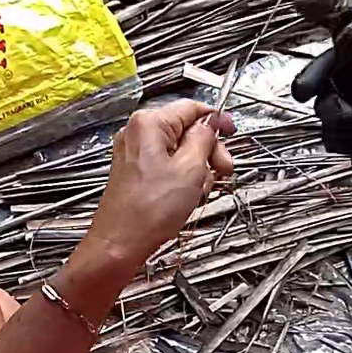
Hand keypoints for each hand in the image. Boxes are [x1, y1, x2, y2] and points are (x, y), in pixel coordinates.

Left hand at [72, 99, 233, 284]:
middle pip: (186, 131)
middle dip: (208, 151)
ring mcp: (134, 154)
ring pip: (179, 152)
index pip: (192, 108)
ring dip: (196, 170)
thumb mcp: (190, 169)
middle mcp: (137, 134)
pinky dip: (181, 180)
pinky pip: (167, 168)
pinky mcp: (135, 174)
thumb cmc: (147, 211)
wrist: (120, 244)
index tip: (231, 131)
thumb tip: (211, 123)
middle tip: (222, 170)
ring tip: (198, 191)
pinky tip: (186, 197)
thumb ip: (204, 139)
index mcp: (149, 124)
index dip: (216, 120)